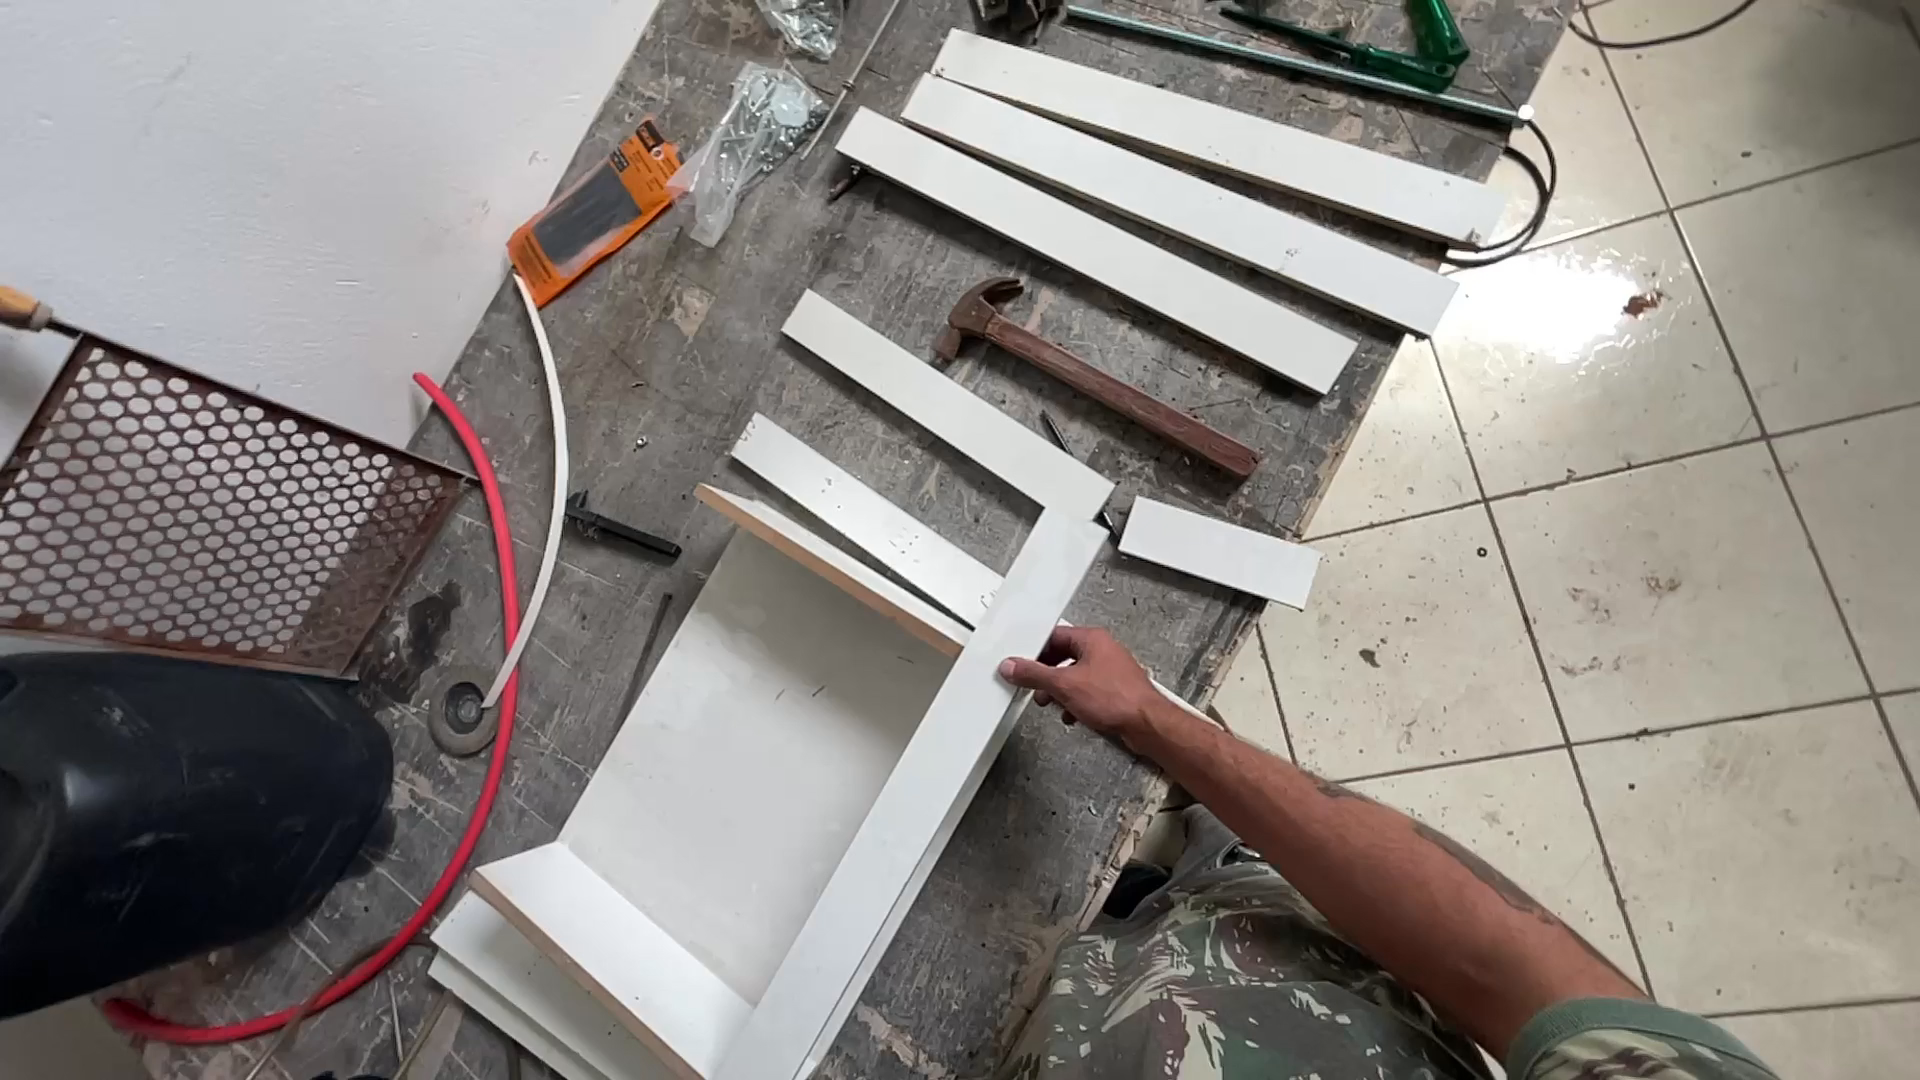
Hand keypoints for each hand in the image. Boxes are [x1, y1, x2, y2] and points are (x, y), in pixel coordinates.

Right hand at [998, 626, 1163, 745]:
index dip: (1035, 651)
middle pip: (1063, 656)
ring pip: (1075, 676)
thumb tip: (1013, 667)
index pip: (1054, 636)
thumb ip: (1034, 675)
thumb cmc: (1118, 698)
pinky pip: (1087, 691)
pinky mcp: (1115, 690)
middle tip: (1034, 686)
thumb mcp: (1064, 685)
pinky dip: (1075, 701)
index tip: (1022, 664)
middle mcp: (1103, 651)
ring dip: (1060, 691)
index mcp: (1091, 639)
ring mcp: (1110, 671)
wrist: (1146, 725)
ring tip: (1051, 702)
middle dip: (1047, 675)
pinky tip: (1071, 714)